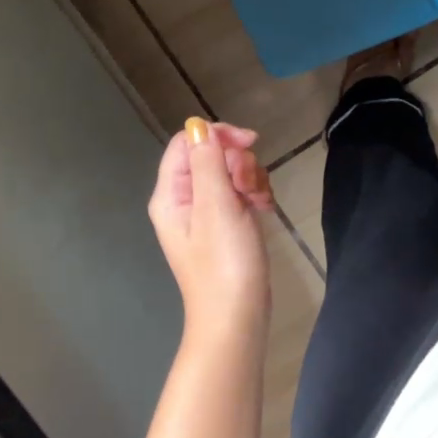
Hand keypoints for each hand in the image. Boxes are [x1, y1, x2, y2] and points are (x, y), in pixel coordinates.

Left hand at [147, 121, 273, 346]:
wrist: (237, 314)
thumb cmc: (225, 261)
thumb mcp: (217, 206)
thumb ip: (208, 162)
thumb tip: (197, 124)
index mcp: (171, 194)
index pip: (188, 141)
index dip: (219, 135)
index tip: (251, 143)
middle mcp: (184, 198)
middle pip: (213, 154)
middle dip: (240, 162)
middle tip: (251, 188)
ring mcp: (205, 211)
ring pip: (232, 170)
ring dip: (252, 178)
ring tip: (260, 203)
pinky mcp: (225, 221)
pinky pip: (241, 189)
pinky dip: (256, 193)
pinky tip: (266, 208)